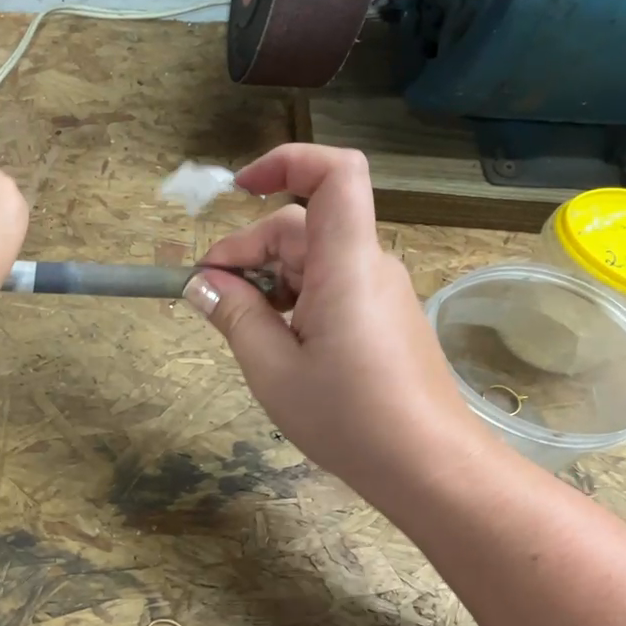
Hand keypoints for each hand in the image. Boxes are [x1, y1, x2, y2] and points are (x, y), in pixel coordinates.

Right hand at [184, 145, 491, 495]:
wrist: (425, 463)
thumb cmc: (346, 417)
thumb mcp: (272, 370)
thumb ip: (234, 317)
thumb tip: (200, 284)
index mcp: (346, 265)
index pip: (333, 174)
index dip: (285, 163)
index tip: (236, 190)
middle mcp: (368, 265)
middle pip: (303, 226)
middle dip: (248, 250)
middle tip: (208, 299)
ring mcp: (379, 291)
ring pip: (313, 259)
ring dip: (268, 279)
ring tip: (240, 329)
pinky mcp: (382, 318)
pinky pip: (330, 286)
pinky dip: (292, 299)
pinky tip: (276, 343)